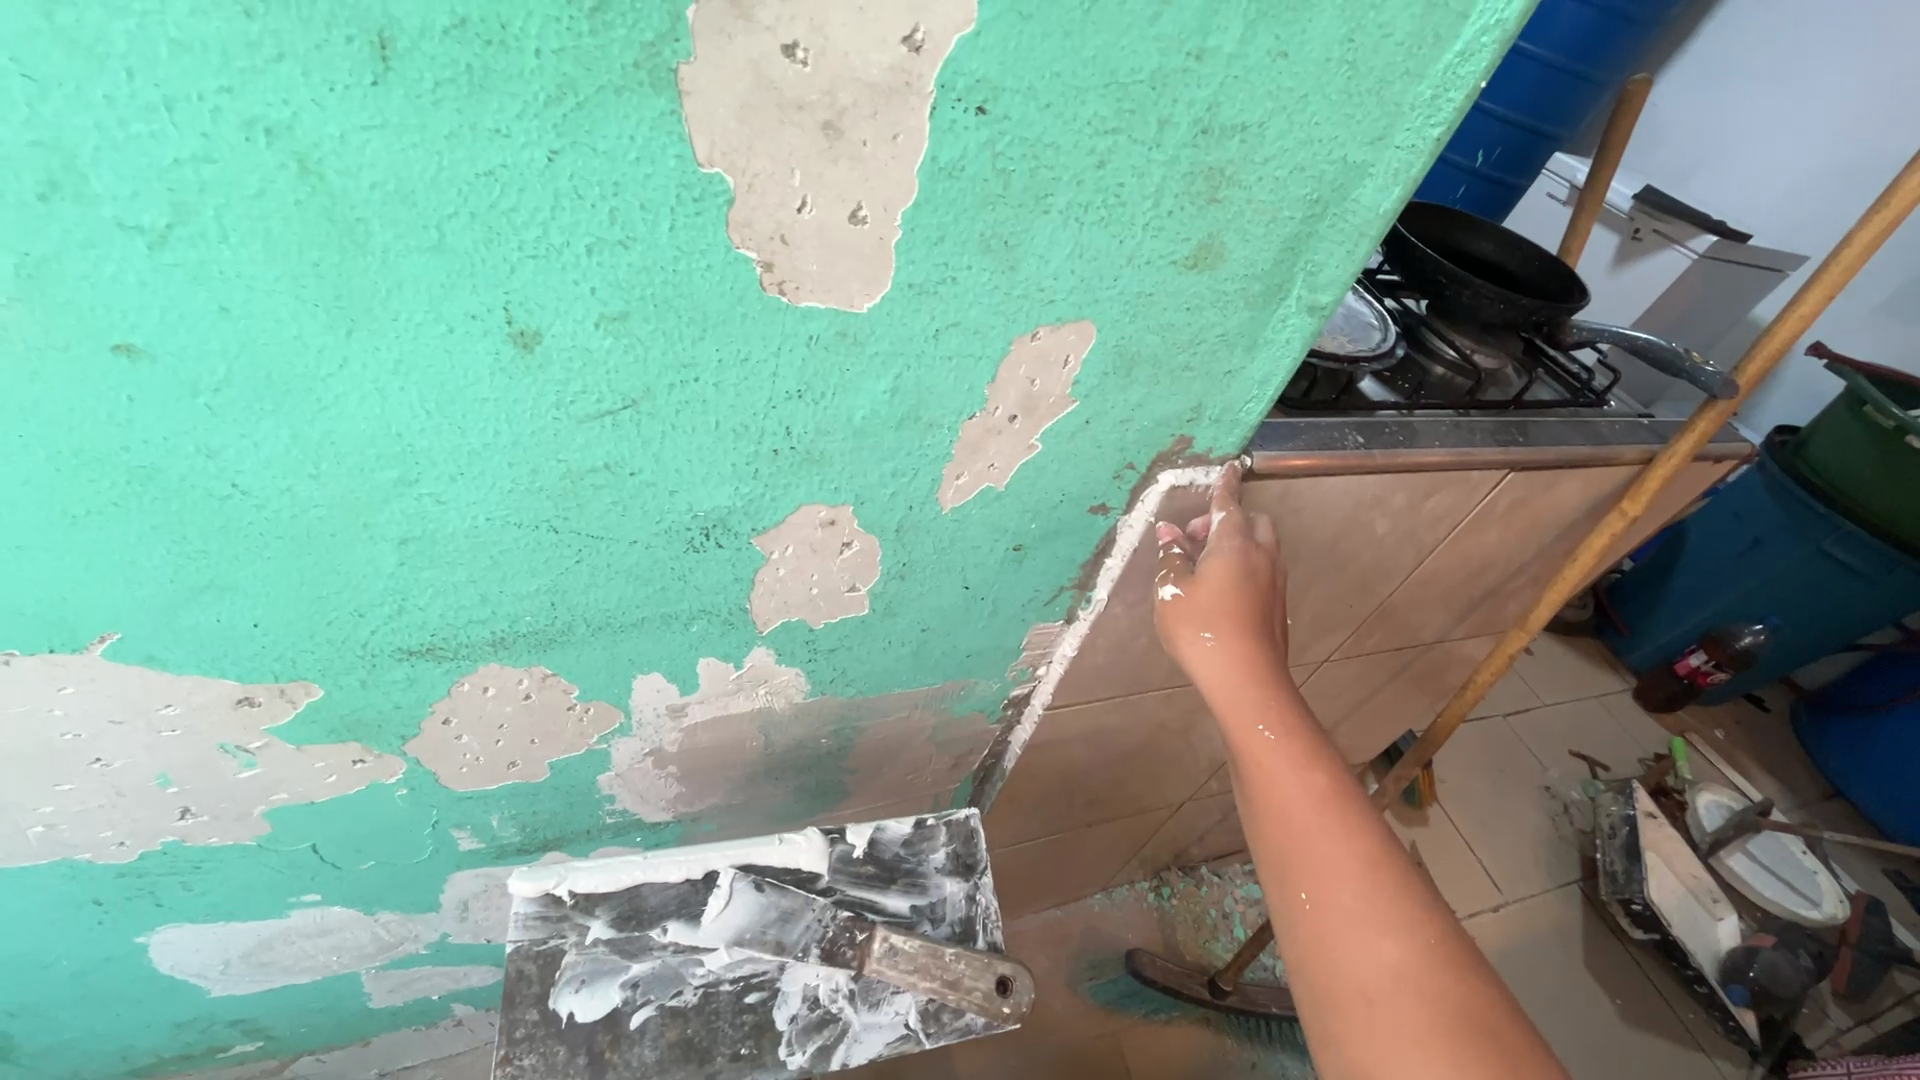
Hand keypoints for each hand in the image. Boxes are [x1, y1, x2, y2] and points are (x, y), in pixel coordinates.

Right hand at [1152, 461, 1288, 678]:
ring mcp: (1275, 581)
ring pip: (1261, 546)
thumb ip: (1171, 557)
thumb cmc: (1200, 627)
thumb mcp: (1172, 590)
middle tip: (1196, 539)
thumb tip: (1168, 532)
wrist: (1246, 678)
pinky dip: (1245, 565)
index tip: (1230, 467)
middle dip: (1227, 519)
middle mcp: (1261, 555)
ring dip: (1237, 543)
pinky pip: (1264, 569)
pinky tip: (1222, 591)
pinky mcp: (1279, 605)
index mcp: (1233, 543)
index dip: (1224, 485)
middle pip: (1252, 522)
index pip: (1228, 504)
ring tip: (1205, 566)